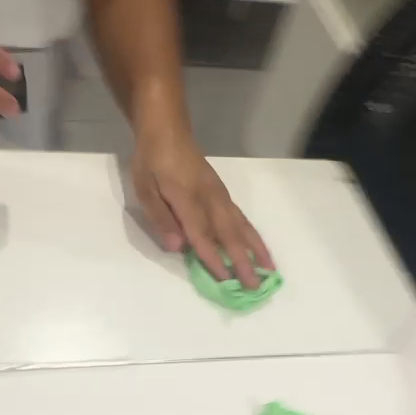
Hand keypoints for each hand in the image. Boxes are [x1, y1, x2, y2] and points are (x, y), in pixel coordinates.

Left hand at [132, 126, 273, 287]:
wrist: (167, 129)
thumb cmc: (152, 161)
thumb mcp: (146, 189)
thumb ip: (161, 218)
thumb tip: (178, 246)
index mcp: (188, 200)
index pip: (202, 236)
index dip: (214, 259)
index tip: (227, 280)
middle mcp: (210, 200)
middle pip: (229, 235)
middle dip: (243, 262)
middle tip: (255, 285)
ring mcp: (219, 196)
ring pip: (241, 227)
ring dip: (256, 250)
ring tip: (270, 270)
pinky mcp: (222, 194)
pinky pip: (241, 218)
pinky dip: (252, 235)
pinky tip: (258, 248)